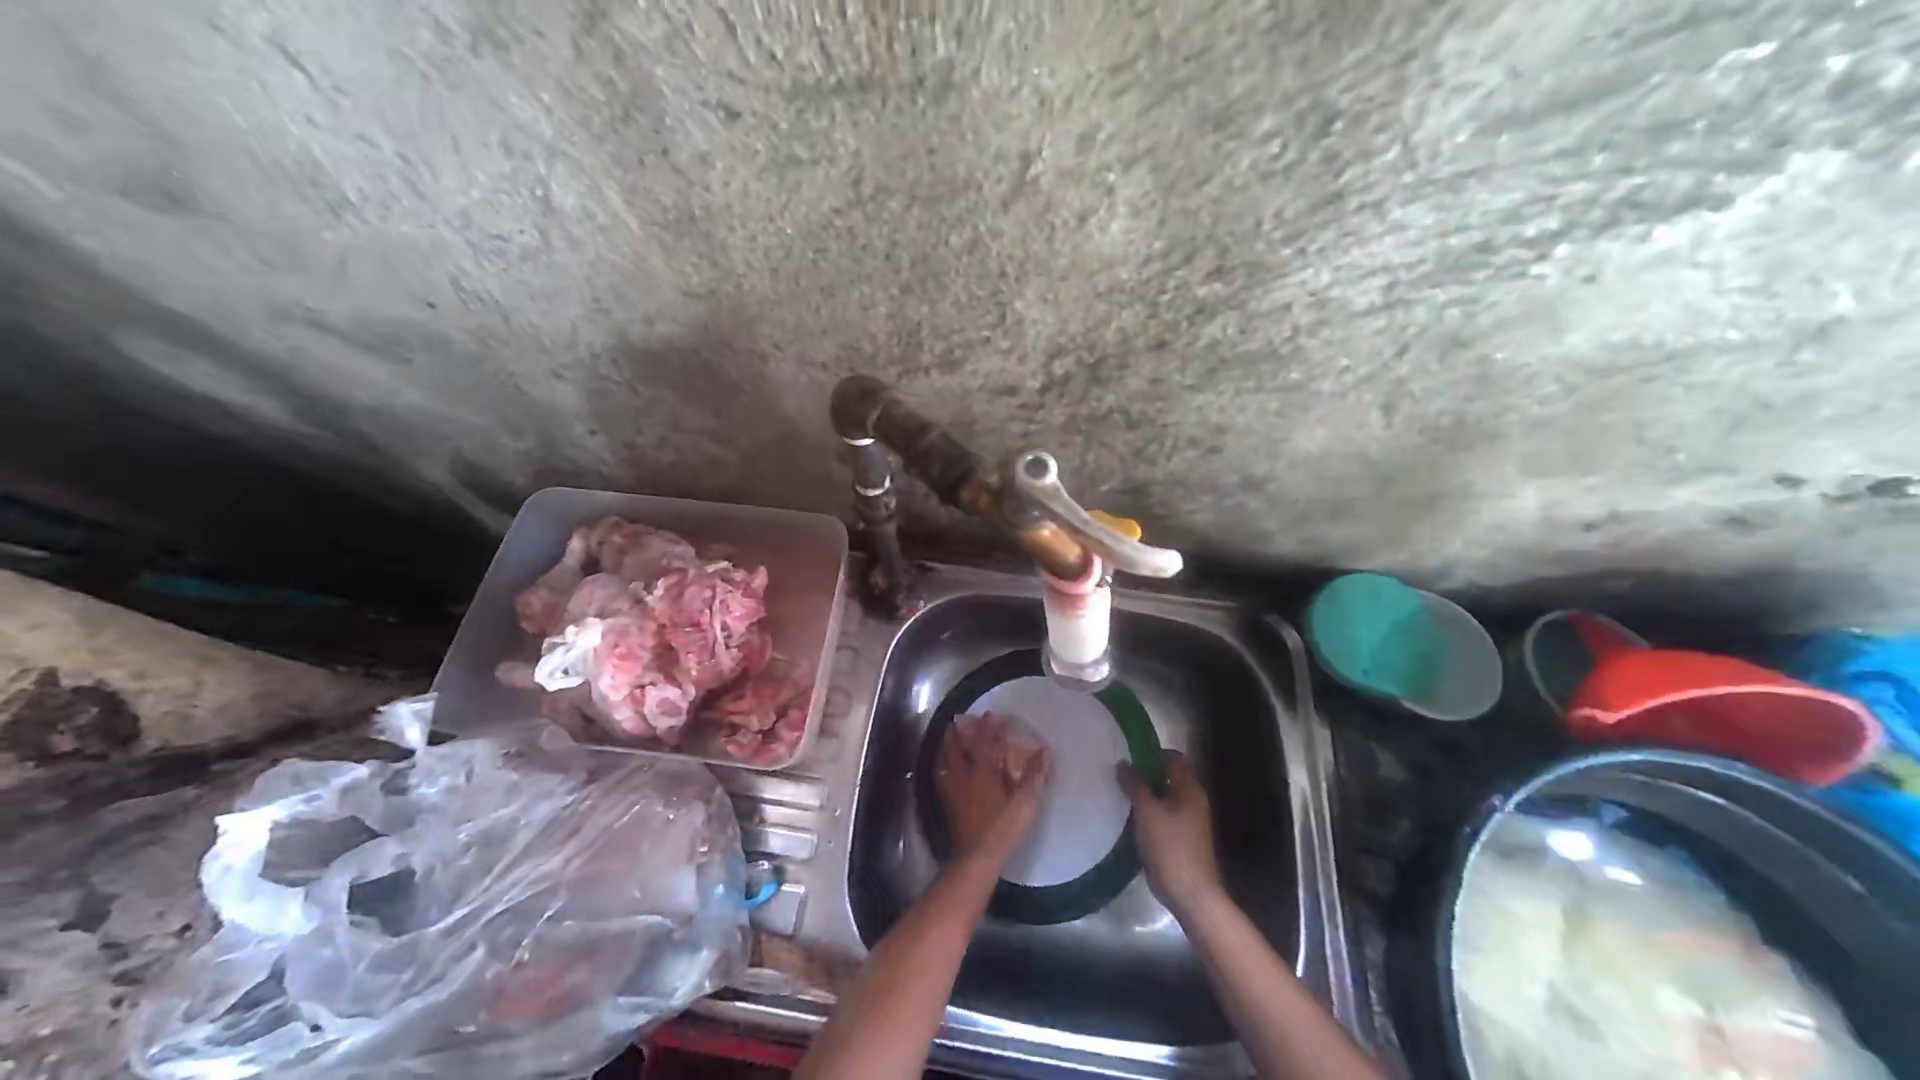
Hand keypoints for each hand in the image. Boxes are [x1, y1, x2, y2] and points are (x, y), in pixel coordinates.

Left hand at [939, 713, 1051, 864]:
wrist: (977, 856)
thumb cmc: (1003, 827)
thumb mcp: (1026, 801)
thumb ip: (1035, 775)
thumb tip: (1045, 751)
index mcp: (984, 770)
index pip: (986, 741)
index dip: (989, 726)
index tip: (991, 713)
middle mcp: (964, 774)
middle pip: (957, 746)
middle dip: (960, 731)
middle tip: (961, 720)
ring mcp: (952, 788)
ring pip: (947, 759)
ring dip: (949, 746)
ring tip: (951, 739)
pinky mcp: (948, 802)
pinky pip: (943, 776)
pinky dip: (945, 767)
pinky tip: (947, 771)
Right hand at [1117, 750, 1222, 914]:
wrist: (1189, 892)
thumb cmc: (1170, 846)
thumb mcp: (1148, 811)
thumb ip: (1135, 785)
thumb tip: (1123, 763)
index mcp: (1189, 790)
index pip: (1174, 758)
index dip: (1153, 752)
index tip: (1129, 754)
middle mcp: (1192, 800)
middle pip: (1168, 776)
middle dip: (1145, 773)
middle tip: (1120, 773)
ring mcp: (1188, 820)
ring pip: (1164, 796)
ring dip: (1145, 793)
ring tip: (1120, 792)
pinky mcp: (1180, 837)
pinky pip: (1163, 815)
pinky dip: (1148, 811)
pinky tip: (1129, 817)